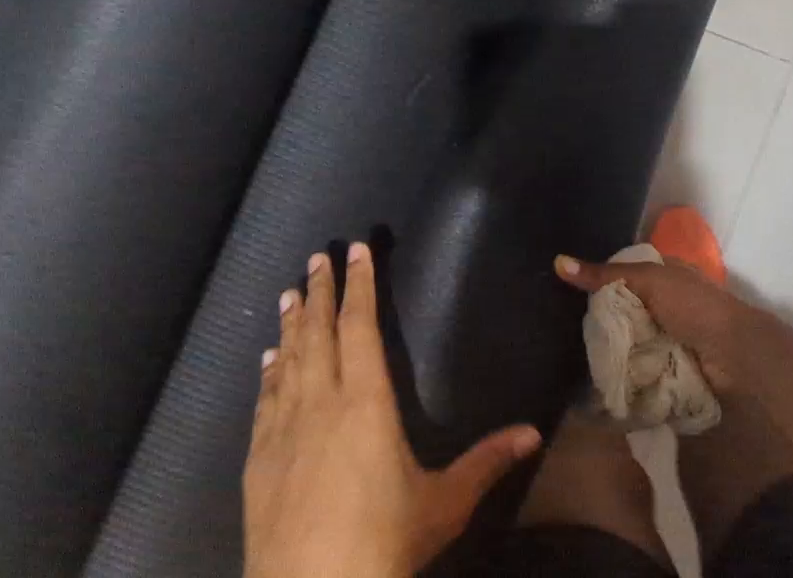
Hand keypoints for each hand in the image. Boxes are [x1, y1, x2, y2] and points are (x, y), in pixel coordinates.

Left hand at [243, 243, 542, 577]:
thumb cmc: (382, 542)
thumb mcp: (444, 503)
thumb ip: (486, 463)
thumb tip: (534, 432)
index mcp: (366, 402)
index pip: (360, 327)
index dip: (359, 286)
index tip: (355, 251)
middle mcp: (321, 402)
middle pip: (320, 333)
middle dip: (321, 292)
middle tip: (317, 257)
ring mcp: (284, 429)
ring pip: (289, 360)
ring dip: (292, 324)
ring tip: (291, 293)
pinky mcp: (258, 459)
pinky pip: (264, 400)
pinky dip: (269, 372)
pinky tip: (268, 359)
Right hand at [554, 253, 769, 391]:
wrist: (732, 356)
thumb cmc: (693, 306)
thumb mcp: (649, 280)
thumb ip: (605, 275)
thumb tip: (558, 262)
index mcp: (664, 274)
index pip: (622, 273)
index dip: (597, 279)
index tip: (562, 289)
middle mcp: (663, 303)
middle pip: (621, 308)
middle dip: (598, 317)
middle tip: (557, 324)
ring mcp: (664, 336)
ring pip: (626, 338)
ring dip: (607, 346)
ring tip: (564, 351)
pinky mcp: (664, 366)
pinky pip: (634, 364)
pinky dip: (618, 368)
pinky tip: (590, 371)